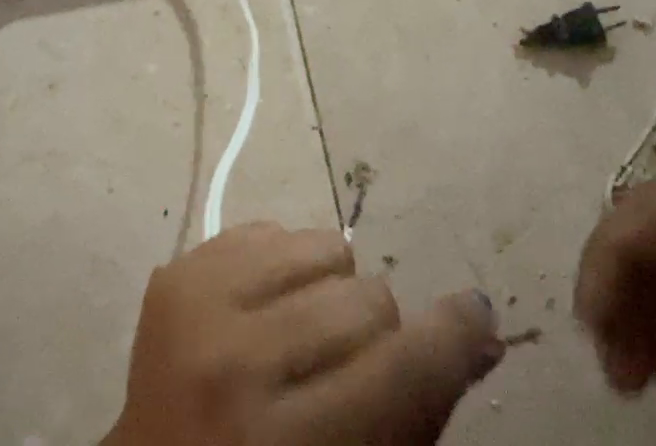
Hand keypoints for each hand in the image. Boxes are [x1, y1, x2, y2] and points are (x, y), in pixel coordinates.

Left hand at [104, 222, 502, 445]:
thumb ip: (420, 409)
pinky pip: (269, 230)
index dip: (453, 333)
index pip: (403, 363)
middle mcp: (237, 363)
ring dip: (329, 287)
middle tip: (349, 364)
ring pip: (322, 247)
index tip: (473, 313)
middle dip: (374, 331)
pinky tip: (266, 308)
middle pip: (367, 299)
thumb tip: (479, 327)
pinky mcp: (175, 272)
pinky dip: (282, 266)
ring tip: (304, 331)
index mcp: (289, 438)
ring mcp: (197, 307)